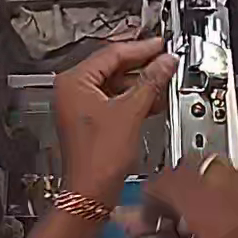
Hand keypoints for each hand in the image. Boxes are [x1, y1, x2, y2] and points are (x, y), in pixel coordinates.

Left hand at [54, 38, 176, 206]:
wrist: (92, 192)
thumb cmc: (98, 158)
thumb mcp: (130, 112)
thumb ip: (150, 82)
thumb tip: (165, 62)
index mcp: (73, 82)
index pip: (111, 53)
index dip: (140, 49)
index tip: (160, 45)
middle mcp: (72, 91)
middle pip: (112, 67)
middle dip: (141, 66)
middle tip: (165, 61)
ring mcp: (80, 107)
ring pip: (115, 85)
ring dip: (140, 84)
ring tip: (163, 81)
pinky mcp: (91, 122)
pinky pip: (114, 101)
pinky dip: (134, 100)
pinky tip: (152, 100)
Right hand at [136, 156, 237, 237]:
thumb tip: (133, 223)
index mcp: (221, 215)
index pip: (171, 179)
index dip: (156, 196)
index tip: (156, 212)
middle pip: (198, 171)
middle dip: (186, 195)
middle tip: (188, 227)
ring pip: (225, 173)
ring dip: (215, 195)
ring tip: (222, 230)